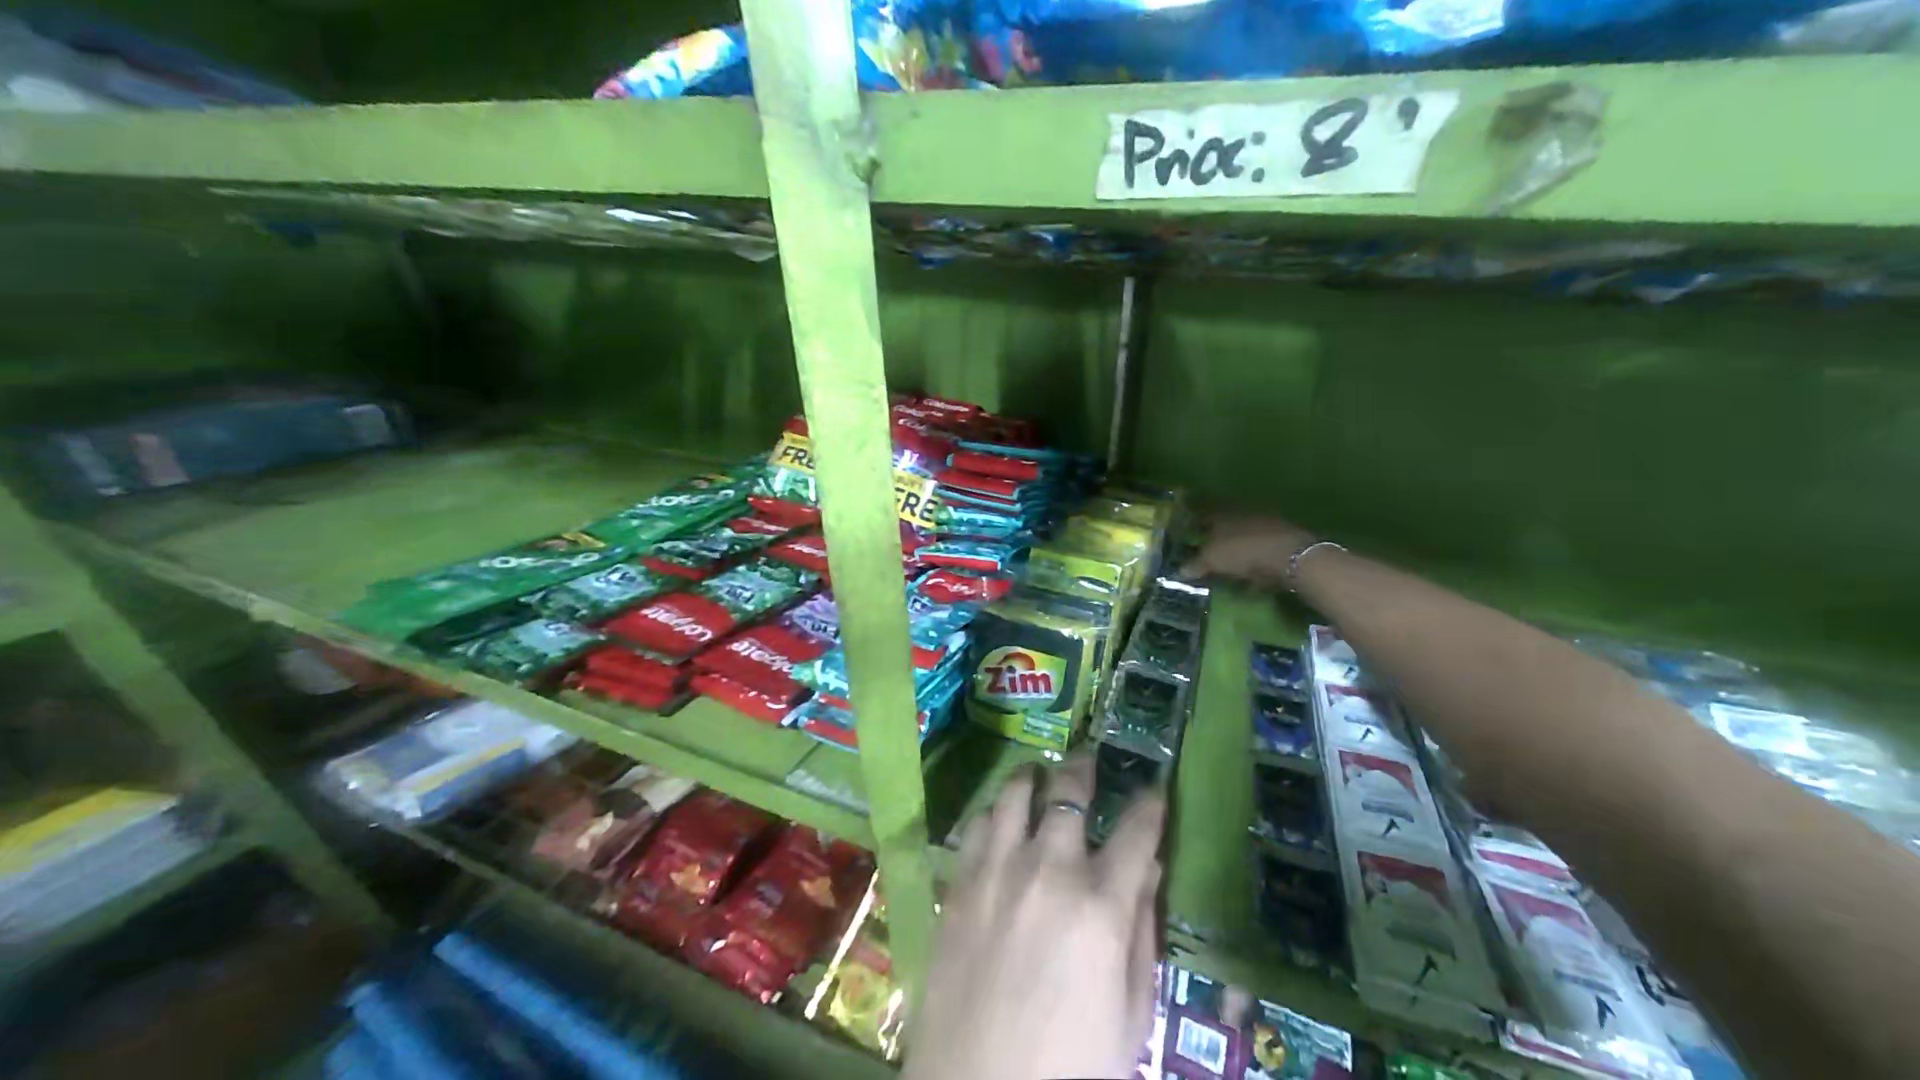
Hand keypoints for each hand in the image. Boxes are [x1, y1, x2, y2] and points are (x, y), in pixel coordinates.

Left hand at [904, 755, 1164, 1079]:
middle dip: (1084, 769)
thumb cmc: (1072, 1064)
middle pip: (1069, 794)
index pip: (1137, 832)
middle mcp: (1049, 870)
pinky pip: (977, 826)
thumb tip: (1150, 871)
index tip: (1154, 789)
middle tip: (1089, 759)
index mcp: (1102, 905)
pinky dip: (994, 811)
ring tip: (1039, 774)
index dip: (1150, 805)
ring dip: (1032, 778)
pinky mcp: (959, 884)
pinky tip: (998, 816)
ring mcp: (998, 871)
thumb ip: (1141, 932)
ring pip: (1015, 795)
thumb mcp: (1131, 1011)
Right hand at [1182, 515, 1316, 588]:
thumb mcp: (1212, 560)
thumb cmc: (1242, 551)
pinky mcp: (1281, 536)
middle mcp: (1241, 513)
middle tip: (1205, 547)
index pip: (1202, 513)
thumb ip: (1195, 564)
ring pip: (1243, 533)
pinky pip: (1260, 546)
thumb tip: (1179, 571)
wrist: (1290, 554)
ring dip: (1236, 545)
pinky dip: (1253, 555)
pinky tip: (1251, 568)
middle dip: (1215, 533)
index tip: (1186, 529)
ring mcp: (1264, 522)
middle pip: (1224, 522)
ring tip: (1228, 560)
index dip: (1193, 521)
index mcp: (1221, 513)